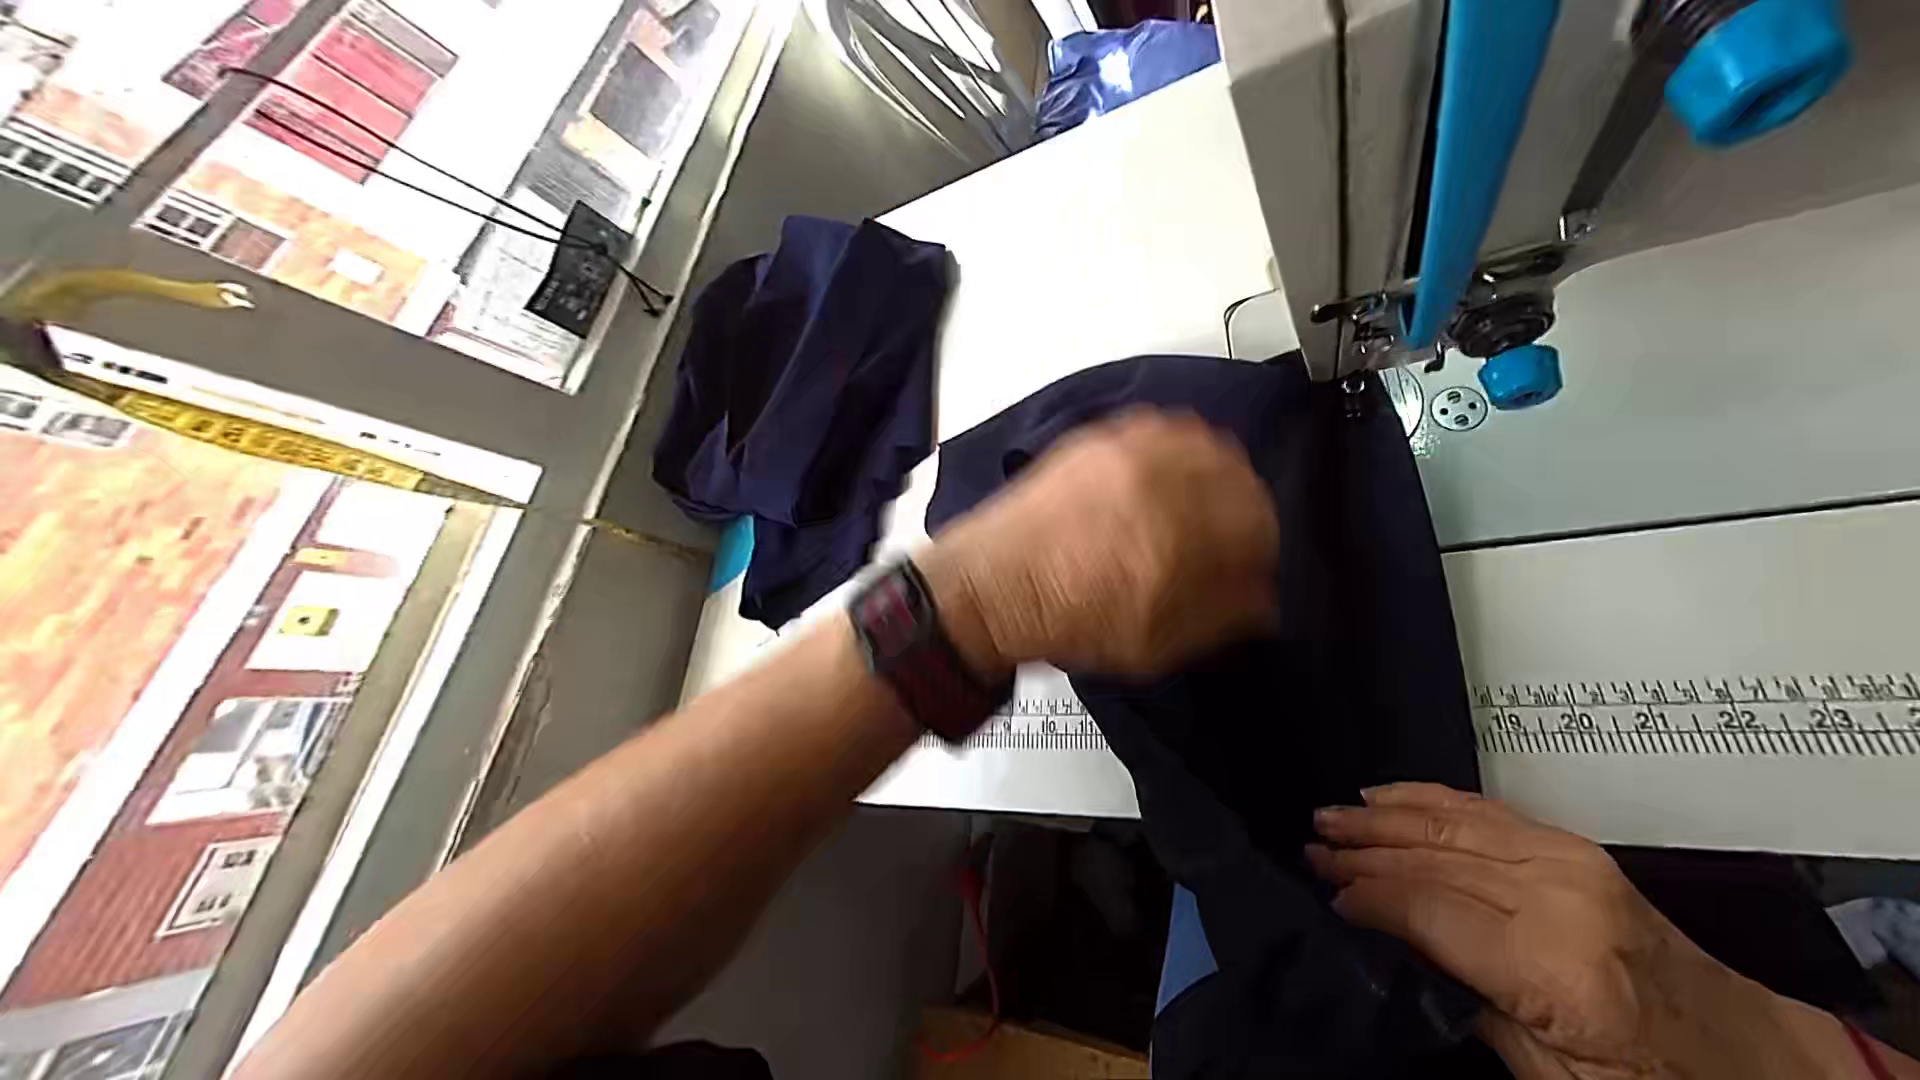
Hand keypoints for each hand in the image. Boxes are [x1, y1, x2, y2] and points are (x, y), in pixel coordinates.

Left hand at [919, 409, 1278, 674]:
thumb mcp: (1155, 643)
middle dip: (1243, 505)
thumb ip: (1221, 614)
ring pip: (1203, 440)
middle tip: (1228, 531)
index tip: (1250, 560)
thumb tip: (1264, 593)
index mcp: (1177, 536)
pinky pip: (1158, 426)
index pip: (1260, 521)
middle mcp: (1154, 481)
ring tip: (1196, 501)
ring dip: (1213, 470)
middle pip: (1238, 472)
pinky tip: (1160, 475)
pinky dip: (1174, 447)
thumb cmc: (1066, 618)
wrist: (992, 586)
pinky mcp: (1095, 439)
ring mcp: (1122, 452)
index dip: (1262, 546)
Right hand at [1306, 783, 1860, 1079]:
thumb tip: (1380, 934)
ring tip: (1328, 816)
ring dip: (1380, 819)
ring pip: (1446, 824)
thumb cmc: (1640, 1079)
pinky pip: (1479, 808)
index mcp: (1557, 968)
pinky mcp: (1570, 845)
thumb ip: (1460, 991)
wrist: (1747, 1059)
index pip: (1429, 910)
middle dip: (1362, 853)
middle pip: (1431, 860)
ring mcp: (1568, 861)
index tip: (1324, 891)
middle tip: (1310, 846)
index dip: (1368, 897)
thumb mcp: (1545, 1068)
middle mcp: (1560, 899)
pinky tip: (1381, 795)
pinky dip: (1423, 797)